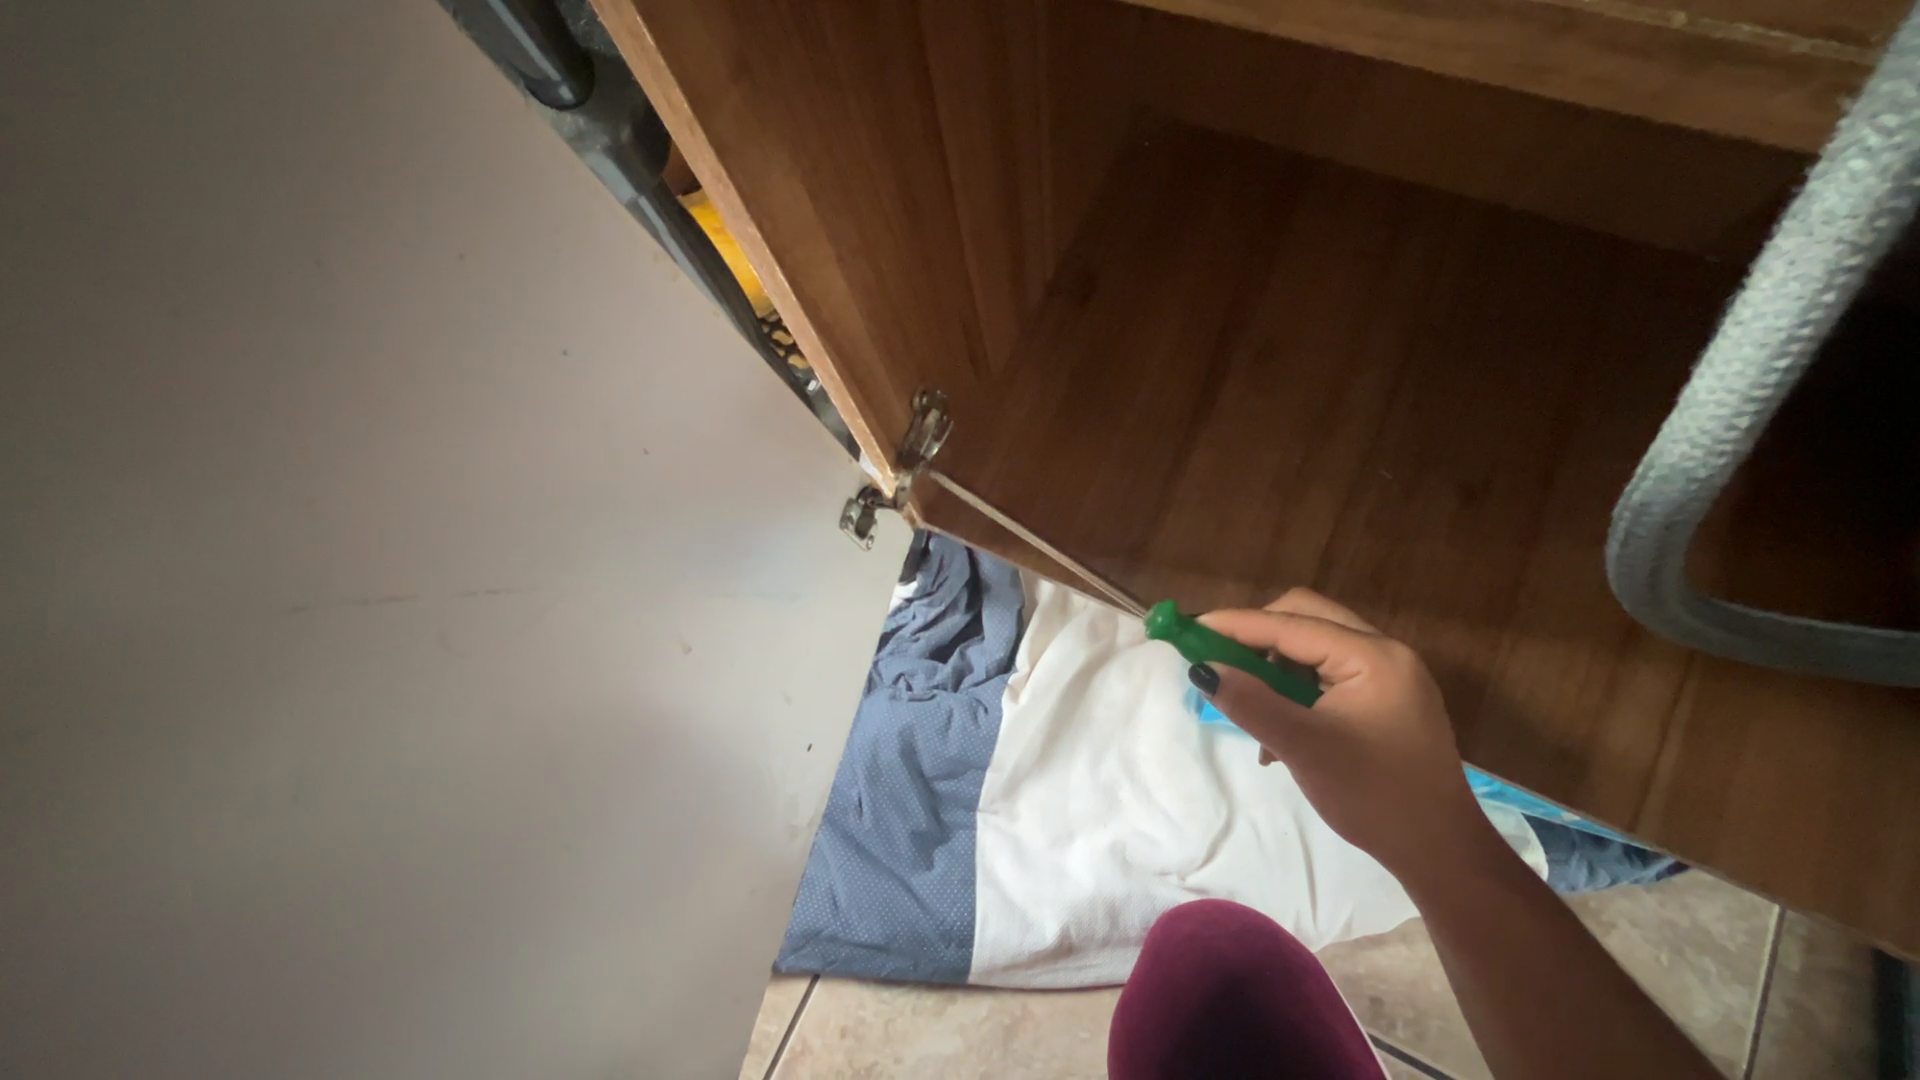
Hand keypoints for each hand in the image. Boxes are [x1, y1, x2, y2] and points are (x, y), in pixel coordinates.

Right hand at [1194, 589, 1495, 884]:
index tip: (1190, 630)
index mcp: (1373, 656)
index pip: (1291, 623)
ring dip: (1276, 669)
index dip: (1236, 625)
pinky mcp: (1386, 697)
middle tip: (1221, 663)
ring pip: (1313, 646)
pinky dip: (1297, 689)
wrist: (1440, 852)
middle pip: (1305, 618)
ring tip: (1256, 712)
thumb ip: (1250, 702)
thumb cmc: (1374, 797)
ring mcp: (1389, 674)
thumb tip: (1202, 669)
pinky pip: (1328, 672)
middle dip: (1258, 639)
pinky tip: (1283, 730)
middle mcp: (1385, 652)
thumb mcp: (1302, 748)